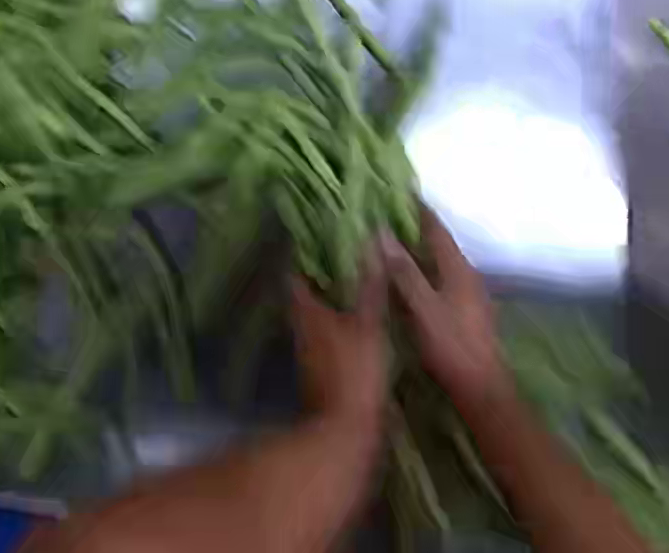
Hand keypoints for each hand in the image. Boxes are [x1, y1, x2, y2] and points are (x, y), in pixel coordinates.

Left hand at [288, 251, 387, 427]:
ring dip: (329, 298)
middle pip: (304, 291)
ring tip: (353, 282)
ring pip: (314, 313)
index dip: (304, 252)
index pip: (295, 271)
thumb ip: (370, 286)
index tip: (320, 236)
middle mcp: (299, 324)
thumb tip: (372, 242)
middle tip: (342, 255)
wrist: (344, 432)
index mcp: (304, 309)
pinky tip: (356, 321)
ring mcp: (306, 348)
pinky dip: (336, 321)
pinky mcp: (318, 367)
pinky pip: (324, 333)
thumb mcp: (368, 324)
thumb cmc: (354, 372)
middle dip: (320, 274)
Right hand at [382, 210, 506, 404]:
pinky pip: (438, 276)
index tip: (397, 189)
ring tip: (387, 238)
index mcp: (458, 269)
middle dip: (413, 225)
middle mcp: (466, 275)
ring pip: (438, 260)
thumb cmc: (451, 346)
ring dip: (416, 247)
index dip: (418, 208)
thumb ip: (403, 269)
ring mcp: (467, 295)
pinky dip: (420, 267)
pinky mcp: (463, 311)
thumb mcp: (422, 306)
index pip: (436, 227)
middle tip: (383, 212)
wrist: (482, 392)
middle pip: (437, 242)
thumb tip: (382, 232)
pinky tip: (403, 274)